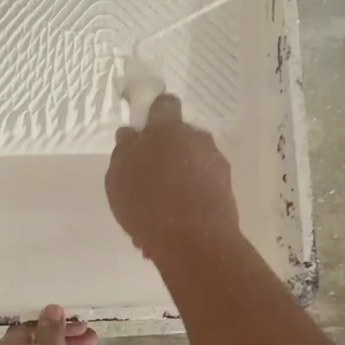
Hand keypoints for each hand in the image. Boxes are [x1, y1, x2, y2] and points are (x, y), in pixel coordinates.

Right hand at [105, 93, 237, 258]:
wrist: (193, 240)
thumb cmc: (147, 203)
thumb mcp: (118, 177)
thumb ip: (124, 150)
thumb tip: (131, 134)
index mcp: (166, 129)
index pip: (164, 104)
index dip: (154, 113)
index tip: (144, 131)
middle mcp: (195, 138)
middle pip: (178, 136)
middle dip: (166, 151)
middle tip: (148, 179)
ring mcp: (214, 162)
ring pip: (191, 162)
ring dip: (178, 176)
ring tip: (161, 207)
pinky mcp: (226, 186)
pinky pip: (202, 184)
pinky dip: (191, 195)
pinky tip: (176, 220)